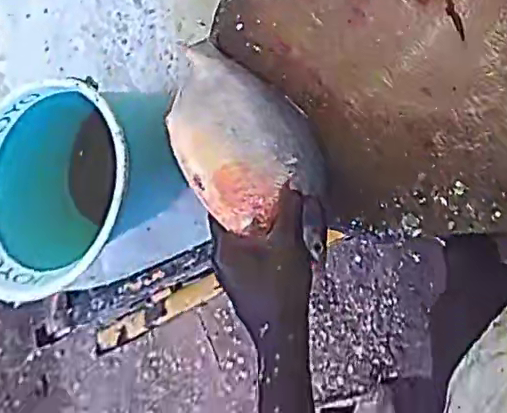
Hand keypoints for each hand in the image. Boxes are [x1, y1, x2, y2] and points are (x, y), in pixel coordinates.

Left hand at [211, 188, 314, 343]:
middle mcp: (220, 259)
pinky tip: (277, 242)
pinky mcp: (241, 285)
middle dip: (247, 208)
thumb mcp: (289, 240)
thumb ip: (288, 209)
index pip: (216, 209)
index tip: (242, 176)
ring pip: (239, 240)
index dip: (228, 190)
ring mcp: (230, 275)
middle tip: (264, 193)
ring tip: (275, 216)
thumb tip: (290, 187)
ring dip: (255, 228)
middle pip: (229, 223)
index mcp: (224, 246)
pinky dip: (257, 244)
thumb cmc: (281, 285)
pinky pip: (245, 255)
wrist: (282, 332)